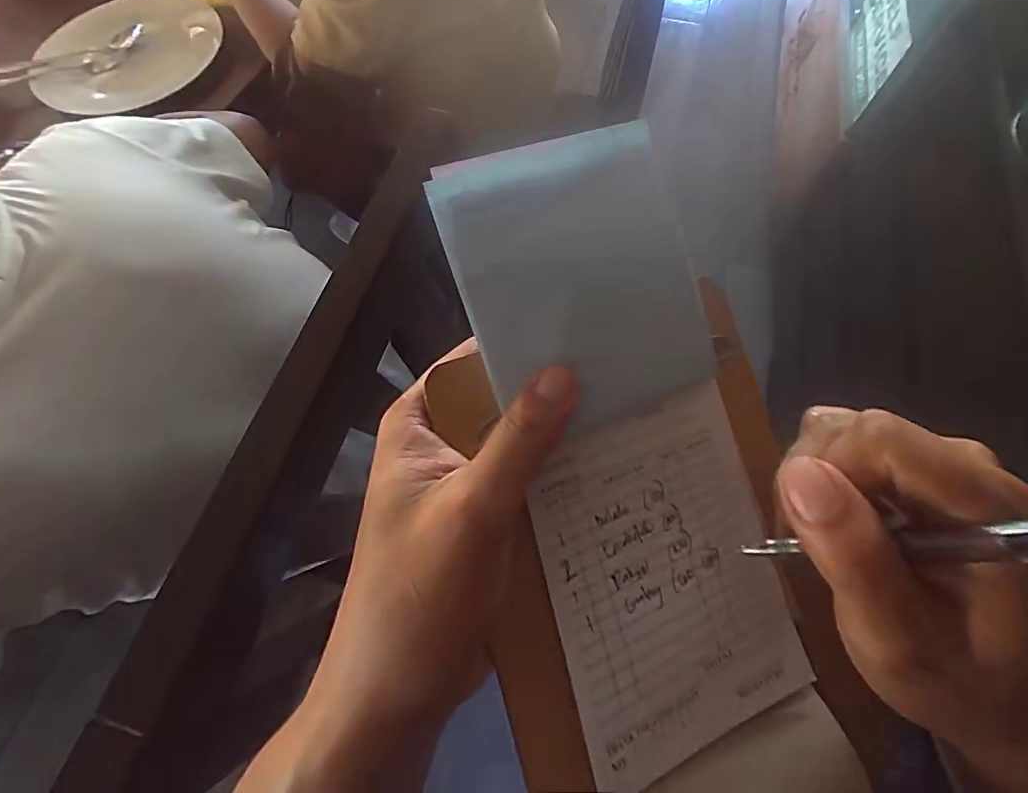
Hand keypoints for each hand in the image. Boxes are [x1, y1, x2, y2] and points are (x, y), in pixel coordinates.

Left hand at [241, 343, 579, 791]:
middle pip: (503, 400)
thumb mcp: (471, 510)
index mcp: (417, 423)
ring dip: (564, 434)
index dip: (524, 343)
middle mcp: (440, 442)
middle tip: (623, 368)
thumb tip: (565, 371)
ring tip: (631, 407)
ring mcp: (466, 482)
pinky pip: (532, 480)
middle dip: (555, 390)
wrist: (396, 697)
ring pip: (523, 442)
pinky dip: (563, 474)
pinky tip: (611, 464)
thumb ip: (517, 441)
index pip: (473, 361)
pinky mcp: (489, 518)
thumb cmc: (418, 596)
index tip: (584, 329)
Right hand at [776, 409, 1027, 755]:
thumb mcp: (896, 642)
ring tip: (825, 539)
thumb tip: (799, 473)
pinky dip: (820, 474)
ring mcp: (939, 454)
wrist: (977, 687)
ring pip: (843, 427)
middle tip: (811, 546)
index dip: (830, 471)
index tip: (810, 532)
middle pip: (860, 429)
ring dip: (814, 477)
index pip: (884, 438)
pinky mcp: (911, 455)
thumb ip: (855, 558)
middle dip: (817, 479)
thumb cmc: (947, 677)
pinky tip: (835, 520)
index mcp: (989, 502)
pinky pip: (841, 437)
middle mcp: (969, 462)